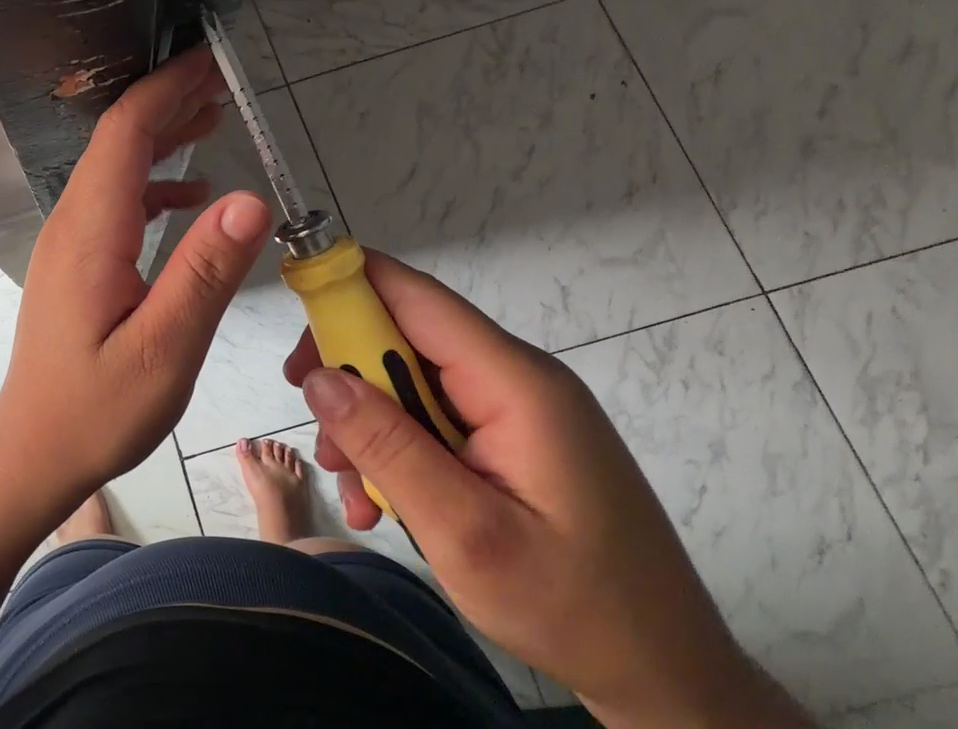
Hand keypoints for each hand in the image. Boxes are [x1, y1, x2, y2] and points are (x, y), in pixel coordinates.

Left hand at [0, 46, 272, 504]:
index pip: (125, 134)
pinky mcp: (75, 263)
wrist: (34, 448)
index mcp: (90, 231)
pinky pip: (114, 204)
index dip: (166, 89)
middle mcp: (71, 223)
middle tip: (224, 80)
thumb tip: (250, 199)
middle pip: (117, 140)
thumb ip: (205, 272)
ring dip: (162, 138)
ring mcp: (69, 242)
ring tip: (217, 119)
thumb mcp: (165, 350)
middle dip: (168, 101)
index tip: (210, 58)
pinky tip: (192, 197)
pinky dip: (153, 185)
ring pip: (115, 168)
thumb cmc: (96, 410)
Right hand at [288, 252, 809, 727]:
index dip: (346, 288)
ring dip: (367, 429)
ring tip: (357, 494)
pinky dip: (396, 452)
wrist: (664, 669)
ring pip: (408, 384)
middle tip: (322, 441)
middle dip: (348, 381)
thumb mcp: (465, 533)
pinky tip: (383, 506)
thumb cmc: (571, 605)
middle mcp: (515, 379)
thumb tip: (319, 378)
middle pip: (403, 338)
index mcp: (515, 384)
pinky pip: (432, 421)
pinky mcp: (509, 439)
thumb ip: (389, 447)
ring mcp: (514, 410)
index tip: (293, 333)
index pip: (414, 297)